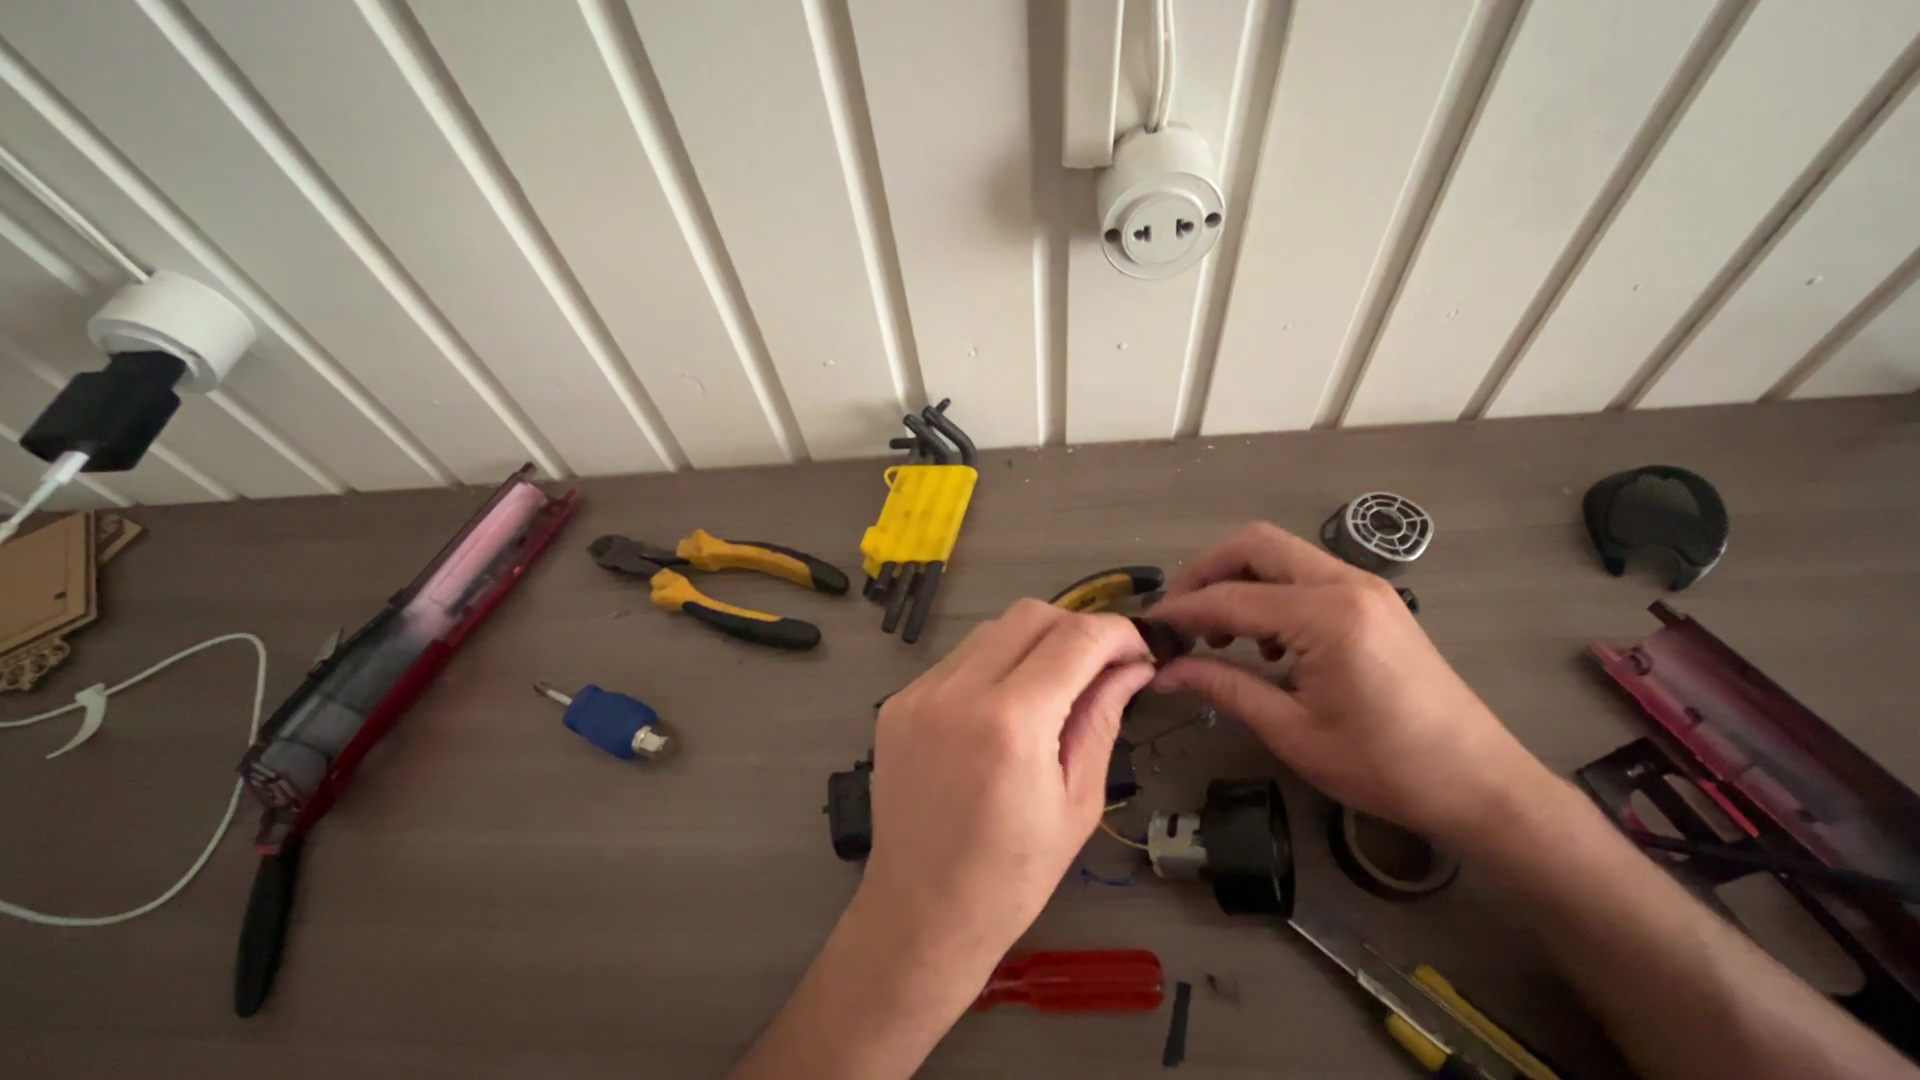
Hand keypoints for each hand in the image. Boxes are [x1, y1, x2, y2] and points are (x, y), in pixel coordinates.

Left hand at [860, 599, 1155, 969]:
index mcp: (1012, 723)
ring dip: (1032, 644)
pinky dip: (992, 667)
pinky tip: (1004, 709)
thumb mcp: (1077, 801)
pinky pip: (957, 660)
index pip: (1076, 637)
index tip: (1139, 649)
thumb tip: (1133, 666)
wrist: (922, 911)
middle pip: (1029, 614)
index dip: (1118, 632)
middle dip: (1075, 629)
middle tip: (1099, 668)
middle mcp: (958, 692)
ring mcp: (919, 694)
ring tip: (1052, 690)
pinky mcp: (897, 704)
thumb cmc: (1012, 875)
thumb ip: (1102, 718)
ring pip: (990, 630)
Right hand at [1147, 523, 1549, 843]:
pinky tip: (1267, 644)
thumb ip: (1224, 688)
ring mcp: (1366, 587)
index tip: (1148, 630)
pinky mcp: (1375, 601)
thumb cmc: (1384, 766)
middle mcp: (1346, 584)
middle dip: (1206, 572)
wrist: (1478, 782)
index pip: (1230, 597)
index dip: (1181, 612)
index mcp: (1326, 617)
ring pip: (1281, 554)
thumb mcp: (1292, 732)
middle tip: (1180, 617)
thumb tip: (1164, 672)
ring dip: (1240, 580)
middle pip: (1255, 544)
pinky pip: (1307, 575)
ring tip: (1220, 636)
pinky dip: (1272, 593)